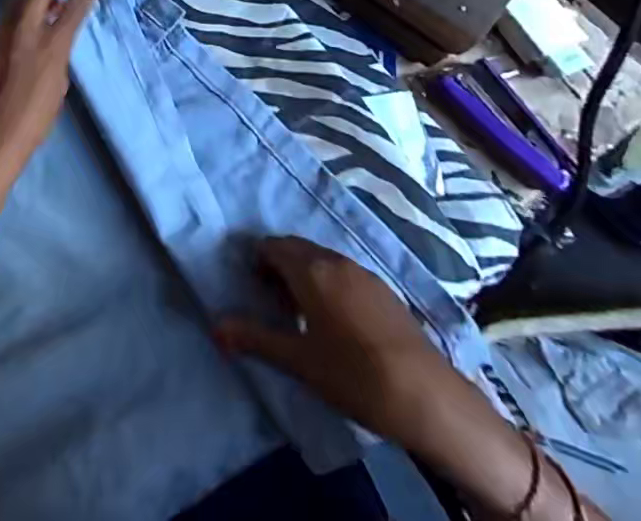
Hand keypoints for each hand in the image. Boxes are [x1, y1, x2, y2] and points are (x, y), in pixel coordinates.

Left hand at [0, 0, 99, 176]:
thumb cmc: (35, 117)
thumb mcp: (59, 83)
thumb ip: (56, 55)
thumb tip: (50, 44)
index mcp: (52, 44)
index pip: (74, 7)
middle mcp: (24, 31)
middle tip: (51, 11)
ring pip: (14, 6)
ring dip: (26, 12)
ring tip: (28, 35)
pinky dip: (8, 36)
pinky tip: (6, 60)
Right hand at [213, 237, 465, 454]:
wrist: (424, 393)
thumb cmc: (352, 375)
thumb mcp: (298, 361)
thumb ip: (255, 338)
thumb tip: (216, 326)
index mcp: (312, 271)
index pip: (274, 247)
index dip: (257, 259)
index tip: (250, 284)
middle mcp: (337, 261)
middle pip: (299, 248)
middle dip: (279, 263)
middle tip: (269, 297)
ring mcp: (365, 273)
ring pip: (323, 259)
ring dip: (305, 272)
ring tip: (298, 309)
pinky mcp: (384, 289)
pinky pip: (344, 272)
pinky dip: (328, 281)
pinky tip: (332, 317)